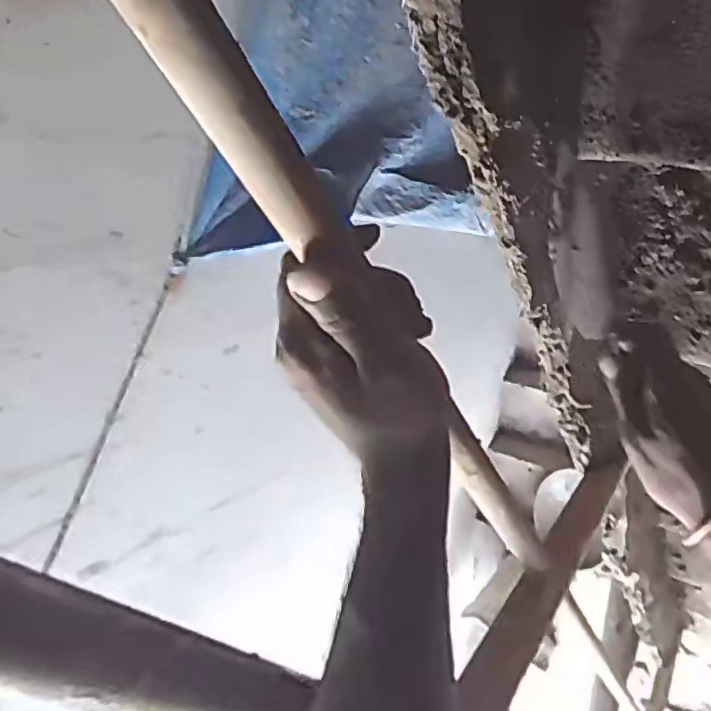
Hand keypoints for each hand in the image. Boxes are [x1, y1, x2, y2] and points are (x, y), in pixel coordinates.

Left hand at [277, 225, 452, 475]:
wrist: (407, 466)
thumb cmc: (404, 413)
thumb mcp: (384, 359)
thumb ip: (346, 315)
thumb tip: (304, 269)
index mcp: (300, 341)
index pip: (297, 267)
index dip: (335, 247)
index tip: (378, 244)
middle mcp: (295, 344)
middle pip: (323, 279)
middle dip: (371, 282)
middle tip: (411, 311)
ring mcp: (311, 355)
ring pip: (342, 296)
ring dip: (383, 301)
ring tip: (415, 329)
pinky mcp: (329, 363)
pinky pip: (349, 320)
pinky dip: (381, 319)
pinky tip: (409, 337)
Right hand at [602, 321, 710, 530]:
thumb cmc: (668, 471)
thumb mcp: (633, 434)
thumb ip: (623, 389)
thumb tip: (610, 353)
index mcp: (665, 379)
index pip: (643, 334)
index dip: (622, 333)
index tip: (606, 344)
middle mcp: (687, 375)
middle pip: (658, 342)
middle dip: (633, 345)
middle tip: (613, 364)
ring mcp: (700, 387)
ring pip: (668, 359)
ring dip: (646, 362)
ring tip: (627, 383)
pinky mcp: (707, 401)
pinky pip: (677, 375)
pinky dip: (659, 378)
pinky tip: (649, 400)